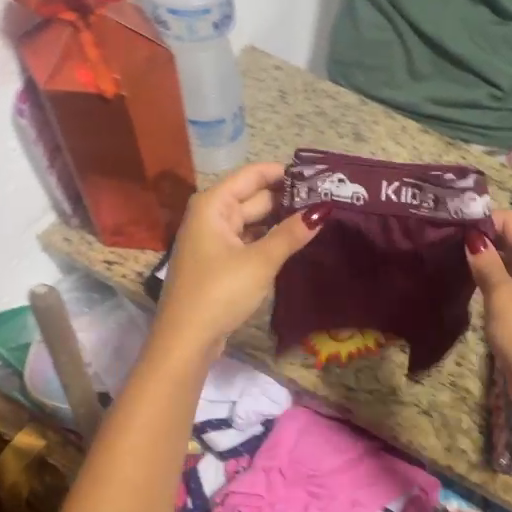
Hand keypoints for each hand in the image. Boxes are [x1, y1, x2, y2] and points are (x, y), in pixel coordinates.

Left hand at [152, 162, 327, 359]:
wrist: (186, 338)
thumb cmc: (220, 292)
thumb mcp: (260, 262)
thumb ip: (291, 234)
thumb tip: (322, 210)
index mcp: (213, 205)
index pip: (252, 176)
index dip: (282, 173)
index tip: (316, 175)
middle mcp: (210, 217)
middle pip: (252, 198)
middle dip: (285, 199)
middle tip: (324, 200)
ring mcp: (212, 242)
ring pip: (251, 223)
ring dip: (278, 223)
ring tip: (315, 221)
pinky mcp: (217, 265)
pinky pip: (246, 243)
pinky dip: (266, 242)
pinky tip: (291, 246)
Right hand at [466, 211, 511, 413]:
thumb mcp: (503, 298)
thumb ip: (487, 265)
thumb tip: (472, 238)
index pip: (511, 222)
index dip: (482, 220)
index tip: (447, 225)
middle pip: (510, 242)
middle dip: (480, 241)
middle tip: (440, 243)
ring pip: (508, 266)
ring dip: (482, 264)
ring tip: (446, 261)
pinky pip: (508, 289)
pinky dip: (489, 285)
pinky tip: (465, 287)